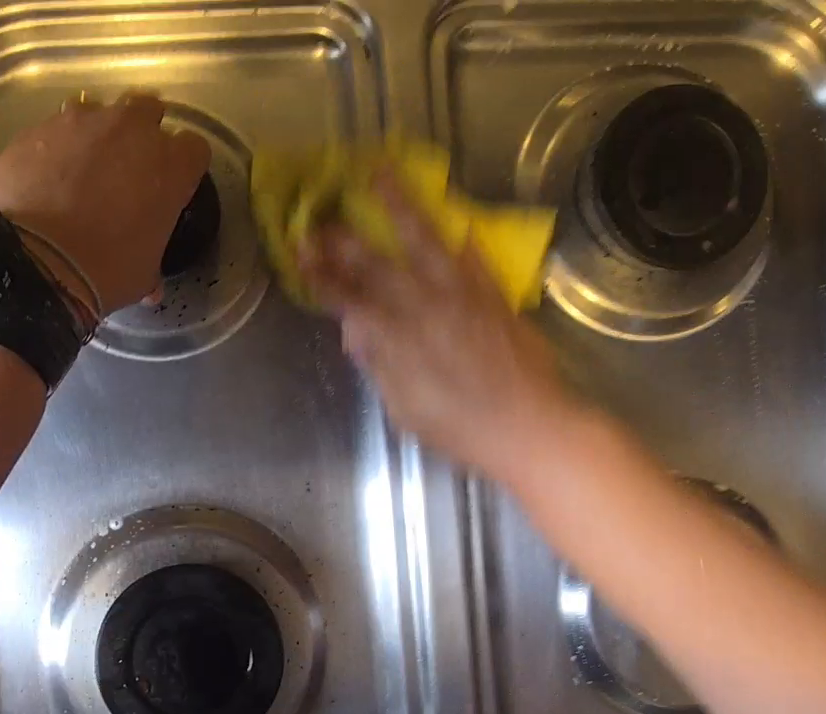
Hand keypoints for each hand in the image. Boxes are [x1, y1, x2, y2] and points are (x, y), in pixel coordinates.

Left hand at [0, 91, 211, 313]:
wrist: (35, 261)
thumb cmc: (105, 271)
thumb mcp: (142, 276)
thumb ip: (151, 266)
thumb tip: (151, 286)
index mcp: (171, 167)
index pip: (194, 150)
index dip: (183, 167)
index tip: (172, 186)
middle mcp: (132, 130)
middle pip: (148, 111)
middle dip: (142, 133)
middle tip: (129, 168)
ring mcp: (83, 122)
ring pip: (100, 112)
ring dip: (98, 134)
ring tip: (85, 169)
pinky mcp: (41, 126)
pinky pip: (58, 128)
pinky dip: (58, 147)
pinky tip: (49, 176)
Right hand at [299, 171, 582, 478]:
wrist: (526, 425)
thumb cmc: (457, 428)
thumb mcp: (404, 408)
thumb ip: (380, 365)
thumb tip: (355, 331)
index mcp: (397, 337)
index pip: (349, 298)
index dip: (321, 275)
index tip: (298, 252)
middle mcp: (426, 305)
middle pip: (377, 264)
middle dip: (343, 240)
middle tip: (320, 216)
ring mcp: (463, 294)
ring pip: (425, 241)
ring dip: (400, 205)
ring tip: (382, 174)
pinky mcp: (494, 296)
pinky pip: (474, 260)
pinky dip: (463, 243)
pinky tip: (458, 227)